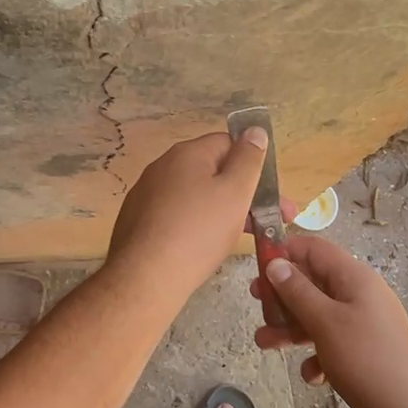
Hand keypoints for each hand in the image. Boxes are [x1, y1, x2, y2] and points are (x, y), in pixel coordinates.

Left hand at [103, 129, 268, 295]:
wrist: (145, 277)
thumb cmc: (198, 232)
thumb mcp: (235, 192)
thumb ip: (248, 159)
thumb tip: (254, 130)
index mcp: (187, 153)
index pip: (228, 144)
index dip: (252, 166)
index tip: (270, 196)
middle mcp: (162, 167)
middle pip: (211, 171)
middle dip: (241, 194)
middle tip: (266, 224)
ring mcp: (146, 194)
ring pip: (194, 196)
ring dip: (219, 211)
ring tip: (237, 239)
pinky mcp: (137, 221)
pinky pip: (175, 216)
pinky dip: (193, 226)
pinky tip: (202, 248)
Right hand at [250, 235, 407, 407]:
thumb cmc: (366, 360)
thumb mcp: (325, 321)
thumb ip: (297, 291)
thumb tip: (276, 262)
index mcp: (355, 278)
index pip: (315, 249)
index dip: (286, 251)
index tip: (258, 266)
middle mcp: (360, 297)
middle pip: (314, 283)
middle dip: (283, 294)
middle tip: (255, 302)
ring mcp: (363, 328)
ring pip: (318, 317)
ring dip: (290, 328)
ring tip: (264, 343)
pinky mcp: (363, 356)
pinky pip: (331, 346)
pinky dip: (316, 356)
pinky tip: (312, 376)